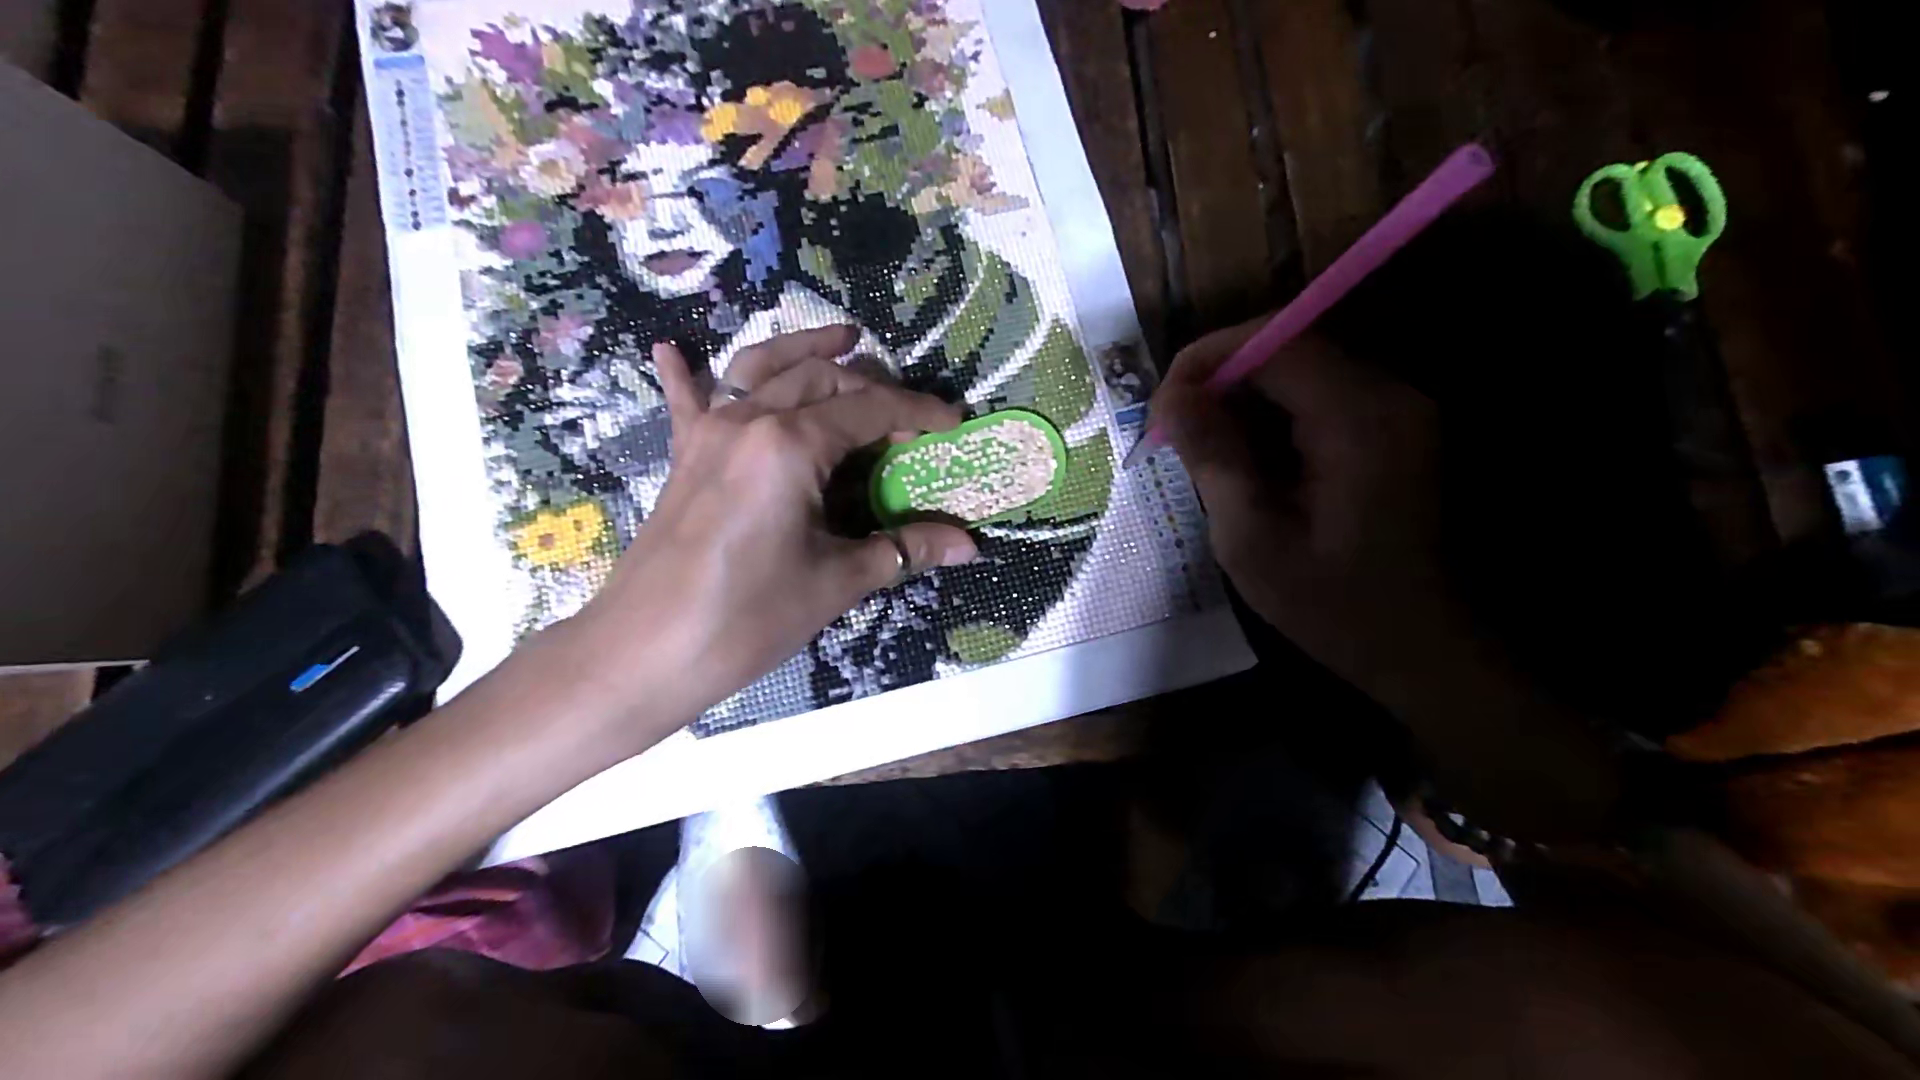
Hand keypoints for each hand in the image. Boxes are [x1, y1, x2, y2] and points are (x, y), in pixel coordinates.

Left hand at [563, 325, 976, 738]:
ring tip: (844, 337)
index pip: (870, 409)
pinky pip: (688, 402)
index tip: (953, 424)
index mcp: (790, 444)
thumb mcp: (835, 582)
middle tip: (907, 416)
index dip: (919, 413)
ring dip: (806, 351)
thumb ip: (903, 550)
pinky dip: (687, 375)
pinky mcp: (683, 456)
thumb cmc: (747, 618)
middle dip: (871, 386)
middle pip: (821, 378)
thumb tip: (969, 545)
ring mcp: (709, 432)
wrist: (643, 653)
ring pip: (763, 369)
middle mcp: (748, 420)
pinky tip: (669, 349)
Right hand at [1153, 319, 1620, 839]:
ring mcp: (1393, 409)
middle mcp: (1387, 397)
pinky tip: (1237, 455)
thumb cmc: (1330, 605)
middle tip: (1170, 427)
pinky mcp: (1386, 426)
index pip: (1276, 344)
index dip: (1209, 359)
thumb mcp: (1252, 539)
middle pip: (1287, 346)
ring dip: (1237, 395)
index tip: (1162, 404)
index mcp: (1358, 422)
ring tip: (1194, 443)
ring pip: (1296, 368)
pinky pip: (1313, 395)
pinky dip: (1264, 412)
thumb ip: (1213, 459)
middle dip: (1218, 376)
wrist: (1414, 644)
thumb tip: (1170, 399)